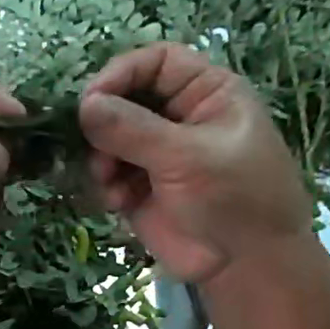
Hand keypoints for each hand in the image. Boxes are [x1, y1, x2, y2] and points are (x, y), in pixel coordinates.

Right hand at [78, 43, 310, 284]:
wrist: (245, 265)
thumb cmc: (234, 198)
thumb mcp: (187, 157)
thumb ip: (133, 130)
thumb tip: (83, 105)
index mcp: (205, 93)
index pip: (155, 62)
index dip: (120, 74)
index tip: (89, 100)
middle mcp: (177, 118)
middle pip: (124, 99)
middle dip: (103, 123)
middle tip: (93, 148)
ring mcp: (156, 155)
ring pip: (108, 139)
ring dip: (100, 158)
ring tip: (108, 181)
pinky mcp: (140, 189)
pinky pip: (108, 175)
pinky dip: (106, 186)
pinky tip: (117, 203)